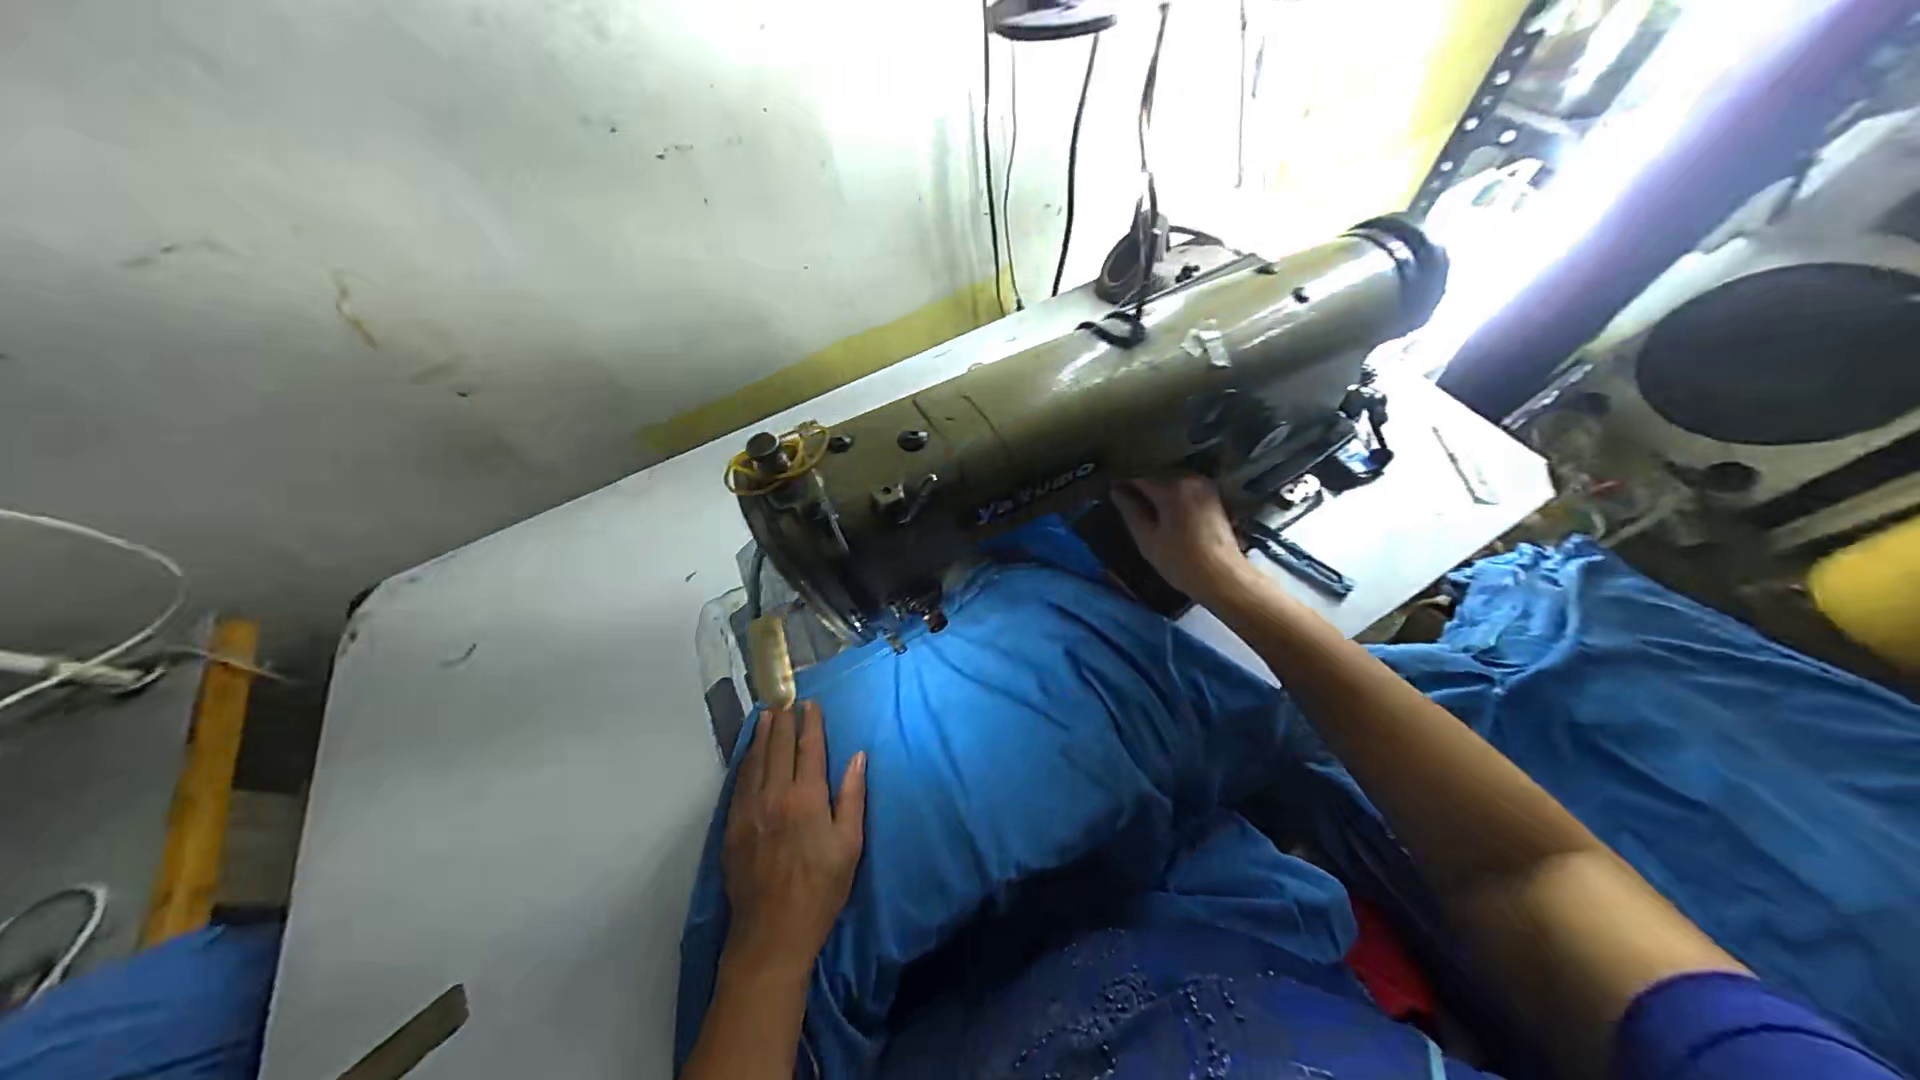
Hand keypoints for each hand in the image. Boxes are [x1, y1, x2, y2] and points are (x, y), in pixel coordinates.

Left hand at [721, 700, 866, 981]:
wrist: (772, 932)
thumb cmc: (821, 889)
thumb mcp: (849, 844)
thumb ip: (852, 797)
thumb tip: (857, 757)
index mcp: (807, 798)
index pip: (809, 749)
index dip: (811, 724)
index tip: (811, 704)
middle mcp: (775, 795)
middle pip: (779, 748)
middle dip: (784, 721)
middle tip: (786, 699)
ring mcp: (749, 809)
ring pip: (756, 760)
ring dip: (763, 734)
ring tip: (768, 714)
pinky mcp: (732, 825)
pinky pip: (739, 782)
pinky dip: (746, 760)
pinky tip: (750, 752)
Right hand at [1110, 474, 1253, 606]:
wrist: (1224, 577)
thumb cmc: (1181, 562)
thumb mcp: (1147, 539)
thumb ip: (1130, 511)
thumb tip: (1116, 491)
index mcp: (1171, 488)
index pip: (1139, 477)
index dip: (1122, 482)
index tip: (1109, 488)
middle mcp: (1190, 480)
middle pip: (1157, 475)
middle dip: (1140, 483)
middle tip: (1122, 495)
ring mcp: (1205, 487)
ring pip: (1172, 481)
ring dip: (1157, 488)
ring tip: (1141, 501)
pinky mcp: (1214, 497)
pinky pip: (1185, 488)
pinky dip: (1172, 494)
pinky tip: (1164, 507)